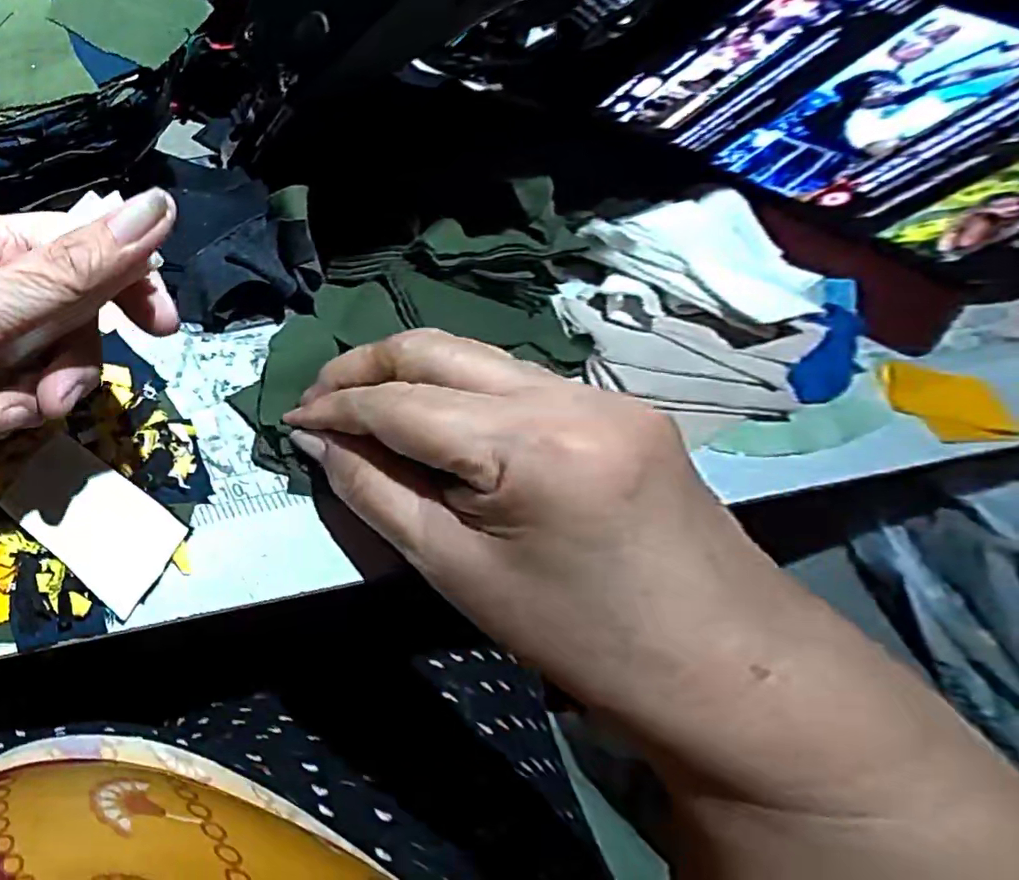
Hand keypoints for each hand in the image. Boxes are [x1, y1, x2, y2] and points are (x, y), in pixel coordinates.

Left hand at [0, 190, 178, 481]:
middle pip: (77, 320)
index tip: (162, 327)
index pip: (89, 250)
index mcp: (0, 246)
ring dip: (37, 397)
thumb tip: (157, 208)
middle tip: (53, 399)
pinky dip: (7, 413)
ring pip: (51, 365)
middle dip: (71, 365)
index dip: (133, 283)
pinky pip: (19, 394)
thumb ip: (73, 270)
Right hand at [281, 329, 790, 712]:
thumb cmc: (577, 636)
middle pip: (432, 350)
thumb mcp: (451, 568)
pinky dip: (445, 387)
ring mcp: (598, 394)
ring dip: (399, 372)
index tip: (290, 421)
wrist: (736, 675)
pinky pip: (502, 377)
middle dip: (358, 368)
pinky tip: (421, 418)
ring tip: (354, 405)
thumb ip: (372, 490)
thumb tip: (317, 442)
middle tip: (314, 401)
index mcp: (533, 445)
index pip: (400, 403)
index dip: (334, 408)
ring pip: (467, 353)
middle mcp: (568, 397)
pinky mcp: (612, 406)